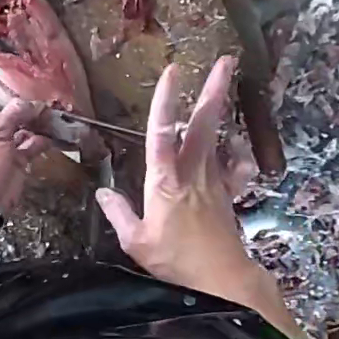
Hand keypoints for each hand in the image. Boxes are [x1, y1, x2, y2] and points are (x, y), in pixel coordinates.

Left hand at [0, 98, 54, 216]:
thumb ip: (14, 114)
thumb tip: (32, 103)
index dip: (12, 102)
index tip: (33, 96)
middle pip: (9, 119)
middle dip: (28, 114)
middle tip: (48, 107)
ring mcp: (0, 150)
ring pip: (21, 133)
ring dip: (36, 126)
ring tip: (53, 119)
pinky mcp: (14, 163)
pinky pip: (28, 148)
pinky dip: (40, 142)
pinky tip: (52, 135)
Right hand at [97, 56, 266, 304]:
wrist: (220, 277)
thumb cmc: (175, 259)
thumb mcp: (135, 241)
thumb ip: (118, 213)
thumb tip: (102, 193)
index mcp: (165, 181)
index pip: (163, 133)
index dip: (166, 100)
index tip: (173, 71)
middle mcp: (192, 172)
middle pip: (203, 124)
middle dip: (214, 90)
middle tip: (227, 61)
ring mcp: (214, 180)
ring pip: (218, 136)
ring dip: (221, 109)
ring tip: (226, 83)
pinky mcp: (227, 192)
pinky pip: (235, 165)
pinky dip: (236, 151)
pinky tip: (234, 142)